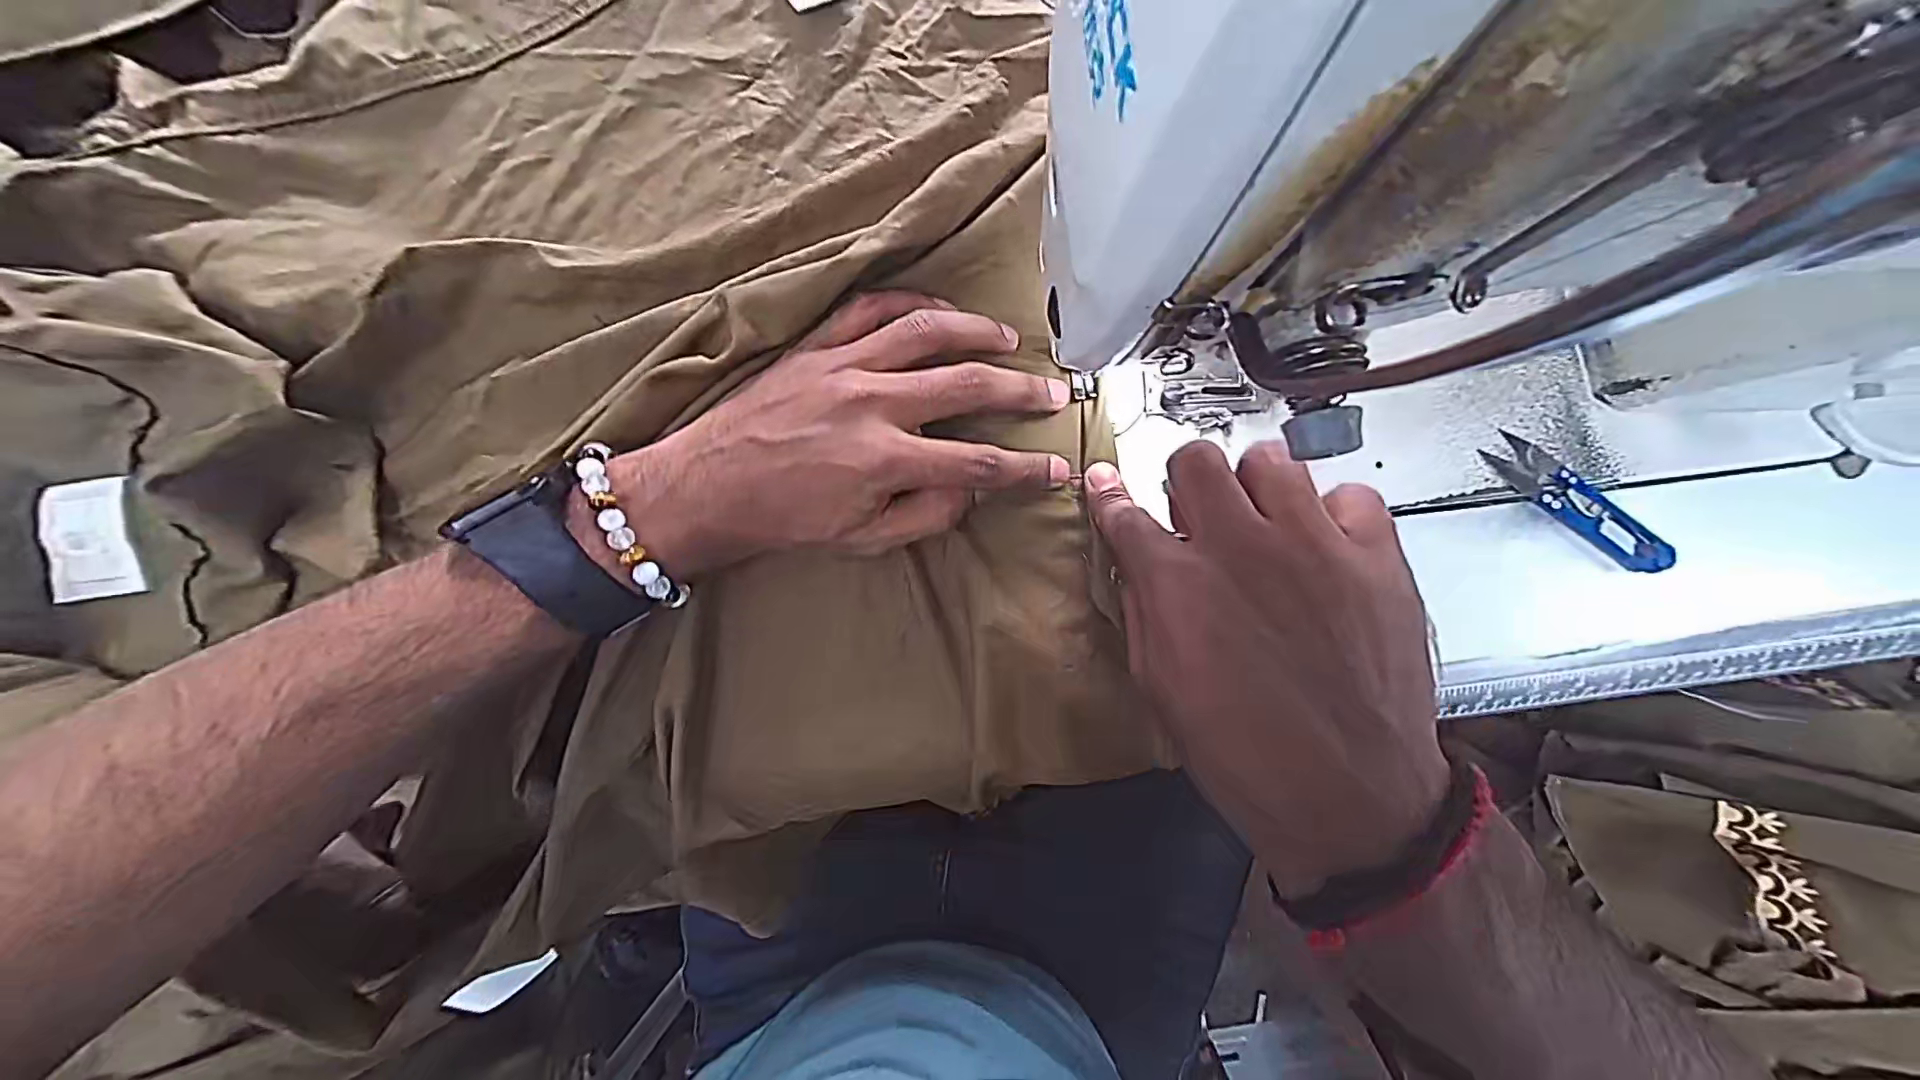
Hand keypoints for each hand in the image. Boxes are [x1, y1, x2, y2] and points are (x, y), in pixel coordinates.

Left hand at [569, 292, 1069, 579]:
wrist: (710, 487)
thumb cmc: (787, 520)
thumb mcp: (863, 539)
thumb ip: (925, 515)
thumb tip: (969, 489)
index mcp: (885, 460)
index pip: (978, 463)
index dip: (1025, 469)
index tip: (1055, 467)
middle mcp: (872, 404)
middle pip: (968, 385)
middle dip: (1021, 392)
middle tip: (1054, 392)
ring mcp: (843, 367)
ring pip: (926, 331)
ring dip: (977, 331)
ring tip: (1009, 339)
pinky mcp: (816, 347)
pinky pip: (871, 309)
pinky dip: (910, 302)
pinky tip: (937, 310)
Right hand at [1085, 441, 1447, 896]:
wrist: (1350, 799)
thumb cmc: (1245, 756)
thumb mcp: (1160, 687)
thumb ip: (1142, 610)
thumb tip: (1135, 565)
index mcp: (1178, 586)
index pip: (1124, 512)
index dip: (1108, 495)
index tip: (1106, 484)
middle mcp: (1243, 550)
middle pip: (1197, 461)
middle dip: (1186, 480)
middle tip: (1195, 510)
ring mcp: (1315, 547)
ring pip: (1270, 461)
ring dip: (1253, 488)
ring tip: (1262, 523)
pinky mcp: (1377, 559)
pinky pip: (1350, 495)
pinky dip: (1329, 514)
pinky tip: (1323, 546)